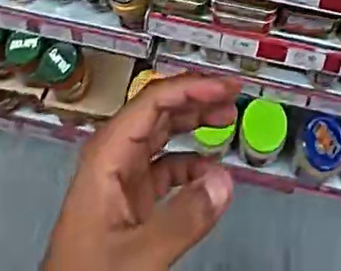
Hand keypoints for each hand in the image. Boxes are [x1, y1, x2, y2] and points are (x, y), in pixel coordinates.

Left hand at [41, 74, 240, 270]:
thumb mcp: (139, 254)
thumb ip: (184, 218)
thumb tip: (224, 181)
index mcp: (108, 153)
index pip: (153, 100)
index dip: (191, 88)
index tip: (224, 87)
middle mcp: (113, 156)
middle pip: (159, 110)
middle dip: (196, 98)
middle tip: (232, 93)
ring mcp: (121, 179)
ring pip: (162, 135)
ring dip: (195, 123)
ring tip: (227, 117)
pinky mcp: (129, 202)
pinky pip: (164, 168)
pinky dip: (190, 164)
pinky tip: (210, 171)